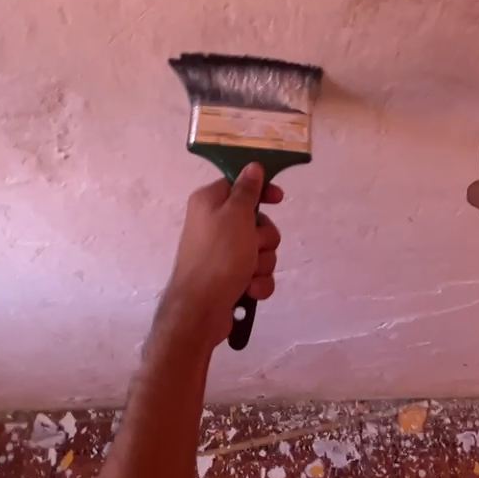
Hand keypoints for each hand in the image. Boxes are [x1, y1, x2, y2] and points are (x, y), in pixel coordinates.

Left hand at [161, 164, 283, 345]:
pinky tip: (249, 290)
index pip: (240, 185)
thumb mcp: (236, 215)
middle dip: (264, 237)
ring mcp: (222, 254)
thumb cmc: (218, 256)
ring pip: (260, 249)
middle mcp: (214, 225)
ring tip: (249, 274)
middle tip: (255, 246)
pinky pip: (257, 273)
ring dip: (262, 263)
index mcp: (210, 203)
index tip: (278, 198)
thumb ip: (247, 190)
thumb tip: (253, 166)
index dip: (261, 191)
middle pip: (256, 220)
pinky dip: (257, 282)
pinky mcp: (230, 278)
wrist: (200, 311)